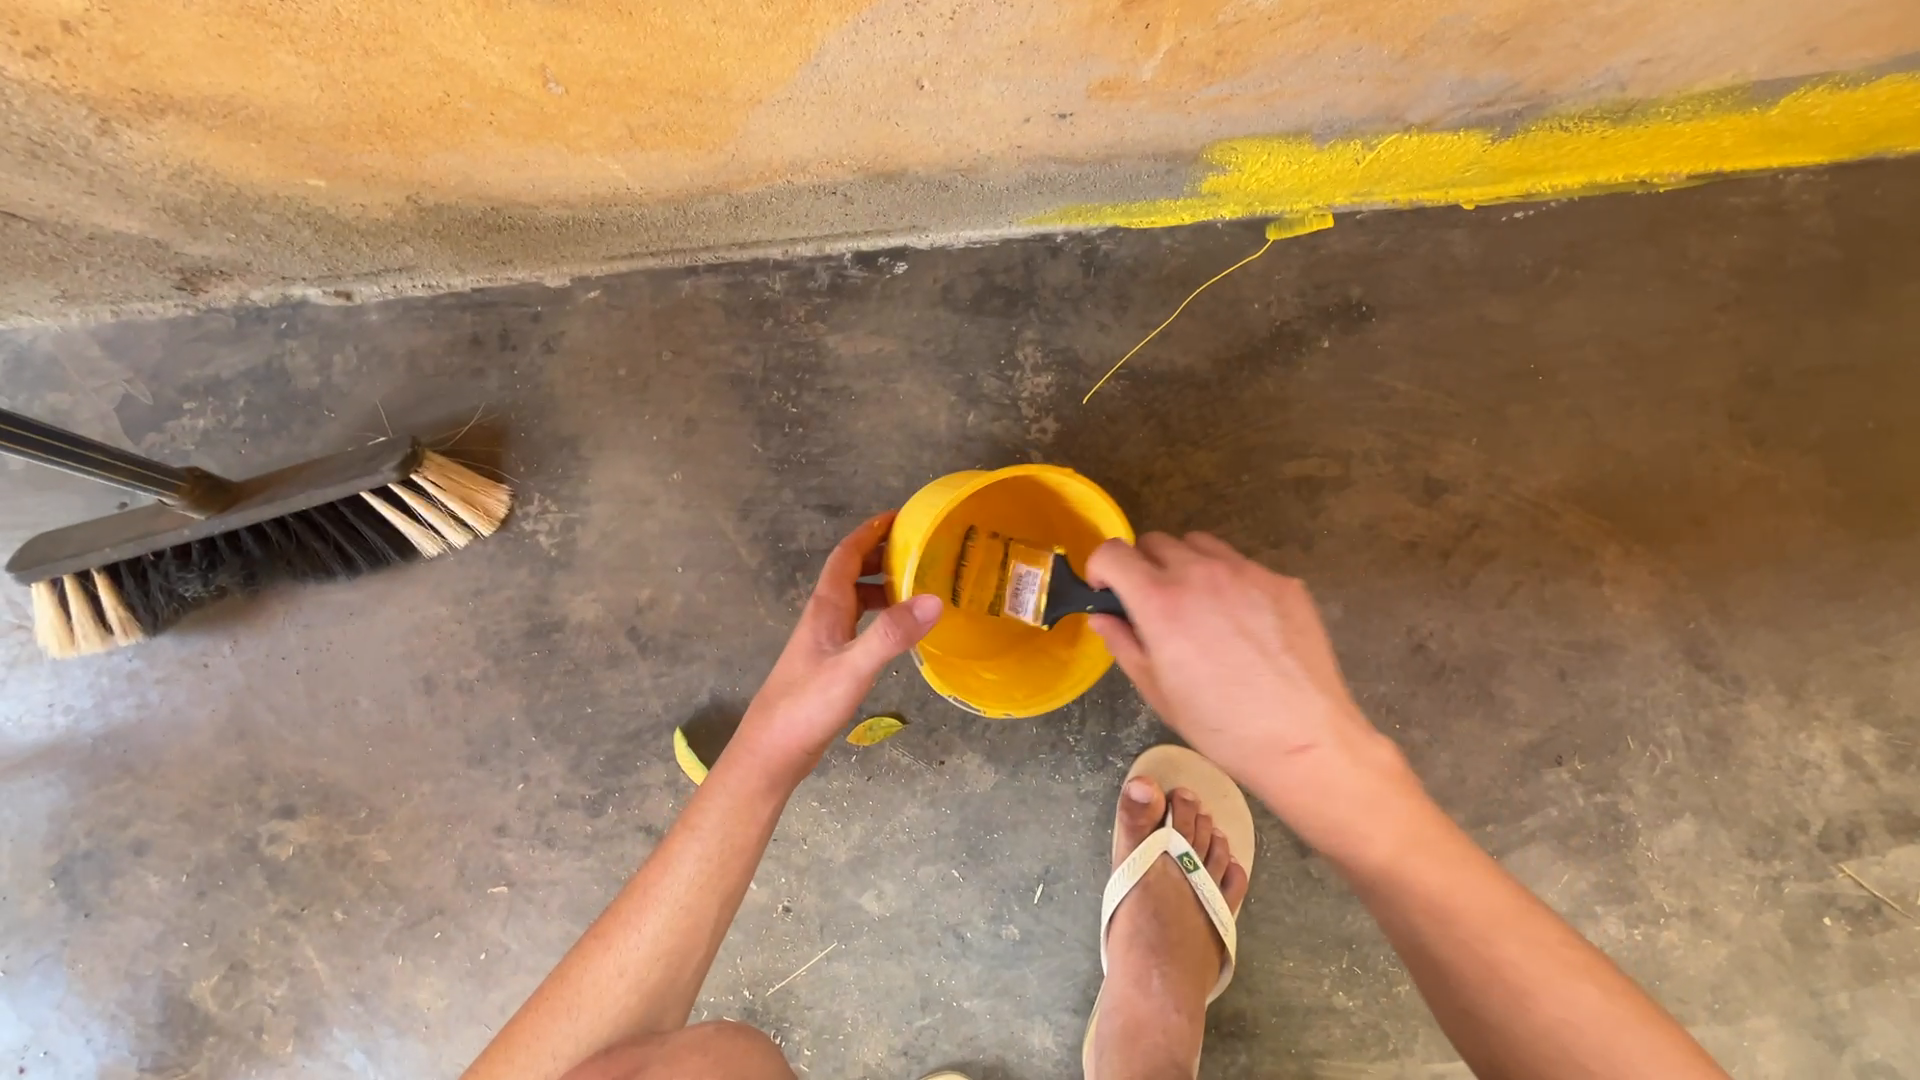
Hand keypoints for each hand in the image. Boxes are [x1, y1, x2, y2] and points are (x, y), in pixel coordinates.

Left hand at [726, 512, 942, 785]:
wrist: (770, 753)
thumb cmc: (806, 708)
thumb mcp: (853, 670)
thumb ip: (890, 635)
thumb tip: (934, 599)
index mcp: (826, 608)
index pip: (847, 555)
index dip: (871, 531)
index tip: (901, 515)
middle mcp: (824, 616)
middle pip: (852, 572)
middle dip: (882, 553)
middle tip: (922, 547)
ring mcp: (824, 640)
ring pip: (856, 599)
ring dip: (883, 585)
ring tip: (920, 586)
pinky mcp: (829, 663)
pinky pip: (859, 624)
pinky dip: (881, 616)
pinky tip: (899, 631)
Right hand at [1086, 532, 1424, 859]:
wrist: (1303, 738)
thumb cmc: (1219, 725)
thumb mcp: (1156, 690)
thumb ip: (1124, 643)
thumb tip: (1104, 618)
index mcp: (1160, 600)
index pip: (1113, 552)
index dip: (1101, 568)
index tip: (1107, 591)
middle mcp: (1200, 573)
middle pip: (1155, 542)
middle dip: (1142, 567)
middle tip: (1151, 604)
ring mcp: (1246, 572)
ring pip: (1198, 544)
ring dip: (1184, 564)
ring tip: (1196, 605)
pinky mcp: (1281, 581)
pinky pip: (1241, 564)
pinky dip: (1227, 580)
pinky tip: (1241, 622)